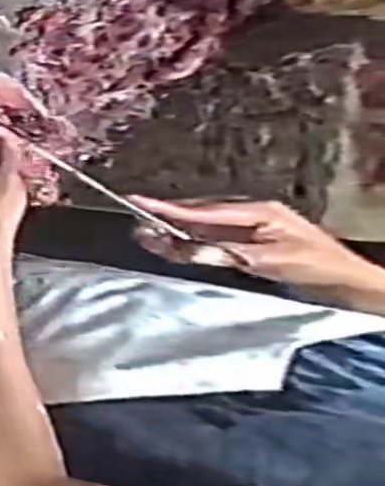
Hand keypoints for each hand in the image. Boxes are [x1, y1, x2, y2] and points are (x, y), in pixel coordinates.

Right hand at [127, 197, 384, 308]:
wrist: (352, 284)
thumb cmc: (319, 267)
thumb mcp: (267, 260)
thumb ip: (219, 253)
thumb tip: (177, 248)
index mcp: (258, 211)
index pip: (201, 210)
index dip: (165, 208)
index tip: (133, 200)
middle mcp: (249, 213)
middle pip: (196, 215)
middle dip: (167, 222)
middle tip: (142, 231)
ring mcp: (248, 226)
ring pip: (199, 226)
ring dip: (176, 234)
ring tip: (153, 240)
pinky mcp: (245, 239)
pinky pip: (207, 236)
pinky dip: (189, 242)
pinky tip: (176, 247)